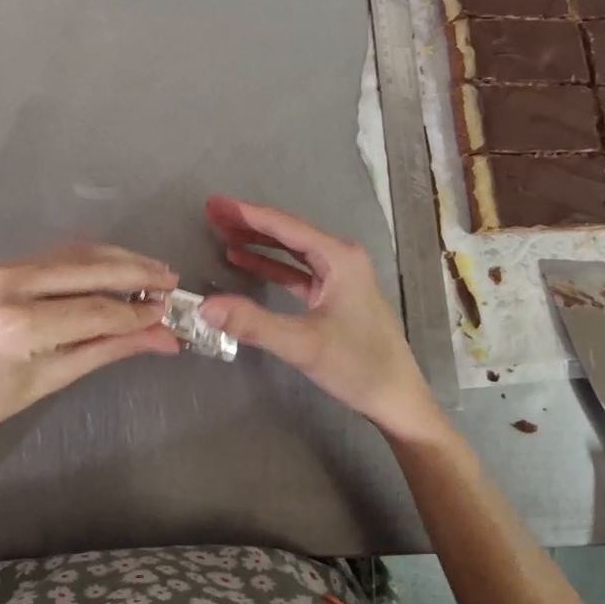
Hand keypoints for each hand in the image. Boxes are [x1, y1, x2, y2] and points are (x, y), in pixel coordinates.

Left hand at [0, 244, 181, 452]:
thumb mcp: (50, 380)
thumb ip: (108, 349)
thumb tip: (164, 338)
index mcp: (20, 324)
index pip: (98, 310)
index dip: (139, 312)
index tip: (171, 315)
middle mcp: (13, 282)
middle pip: (92, 269)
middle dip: (137, 273)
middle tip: (173, 283)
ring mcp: (5, 266)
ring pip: (78, 253)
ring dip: (119, 260)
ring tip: (155, 273)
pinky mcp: (3, 262)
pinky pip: (58, 254)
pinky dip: (92, 258)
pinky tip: (117, 266)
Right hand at [198, 195, 444, 440]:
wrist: (399, 399)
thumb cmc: (358, 366)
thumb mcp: (302, 345)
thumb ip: (253, 323)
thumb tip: (206, 306)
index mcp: (339, 258)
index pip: (285, 226)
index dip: (246, 214)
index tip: (215, 204)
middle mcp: (342, 258)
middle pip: (288, 232)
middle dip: (249, 223)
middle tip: (213, 214)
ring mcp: (341, 276)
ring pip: (292, 250)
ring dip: (258, 243)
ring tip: (223, 234)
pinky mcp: (337, 295)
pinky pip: (298, 271)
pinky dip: (271, 266)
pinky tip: (245, 263)